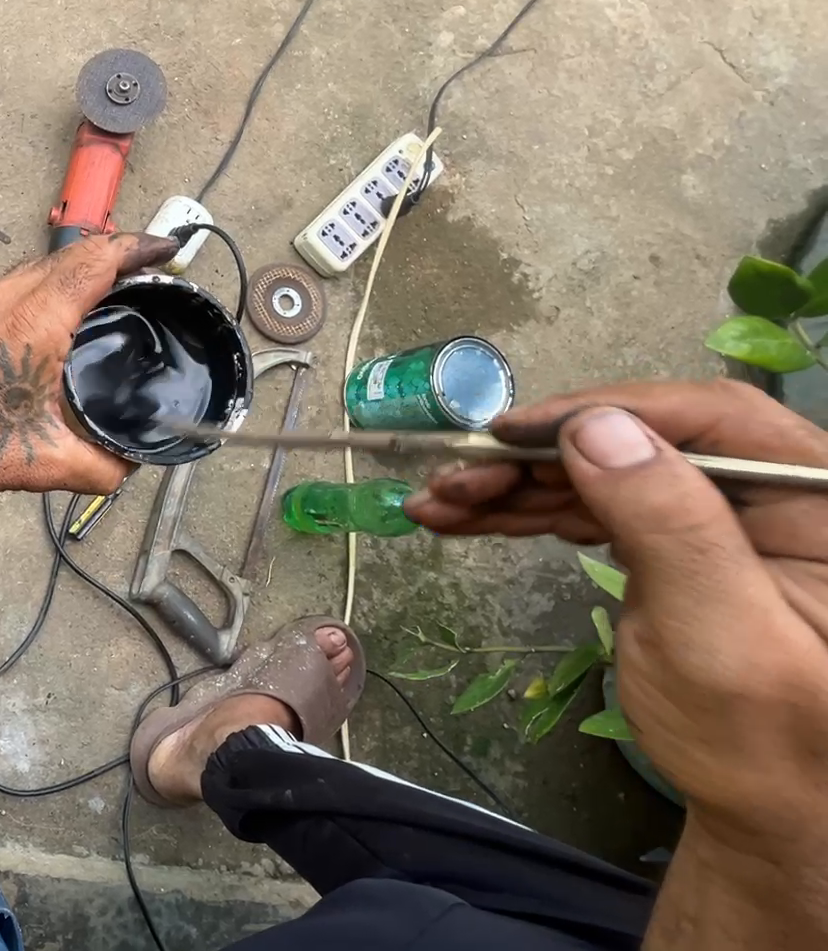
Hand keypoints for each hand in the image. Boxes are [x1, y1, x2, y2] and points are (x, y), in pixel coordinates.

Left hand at [0, 233, 177, 496]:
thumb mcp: (46, 463)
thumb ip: (102, 467)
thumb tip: (128, 468)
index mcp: (37, 318)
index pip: (98, 258)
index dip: (139, 247)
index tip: (167, 249)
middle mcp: (7, 298)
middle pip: (71, 254)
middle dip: (115, 254)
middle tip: (145, 272)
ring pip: (38, 266)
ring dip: (76, 268)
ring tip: (105, 290)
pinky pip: (13, 285)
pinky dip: (44, 285)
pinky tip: (51, 315)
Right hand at [403, 380, 827, 853]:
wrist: (772, 808)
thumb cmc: (765, 737)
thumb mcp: (721, 635)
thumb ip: (669, 525)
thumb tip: (595, 429)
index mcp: (823, 506)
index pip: (712, 420)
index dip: (603, 412)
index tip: (510, 433)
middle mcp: (766, 498)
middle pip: (630, 445)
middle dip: (529, 462)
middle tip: (450, 484)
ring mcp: (707, 520)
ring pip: (590, 475)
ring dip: (504, 488)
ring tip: (432, 505)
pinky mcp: (661, 543)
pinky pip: (579, 509)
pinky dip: (513, 512)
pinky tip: (458, 519)